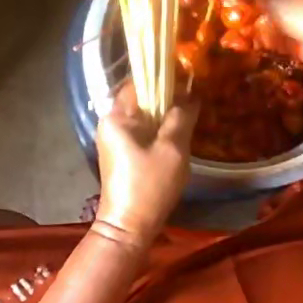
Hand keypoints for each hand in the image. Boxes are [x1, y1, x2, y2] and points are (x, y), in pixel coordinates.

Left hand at [93, 87, 197, 249]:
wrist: (129, 227)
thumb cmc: (149, 186)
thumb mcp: (172, 149)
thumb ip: (181, 117)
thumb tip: (191, 93)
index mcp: (116, 117)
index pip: (138, 83)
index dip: (162, 77)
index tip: (187, 75)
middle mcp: (109, 123)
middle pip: (140, 99)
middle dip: (166, 96)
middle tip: (193, 94)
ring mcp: (114, 139)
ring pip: (142, 116)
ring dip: (164, 113)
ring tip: (190, 111)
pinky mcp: (121, 153)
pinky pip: (141, 131)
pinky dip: (158, 128)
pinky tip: (178, 132)